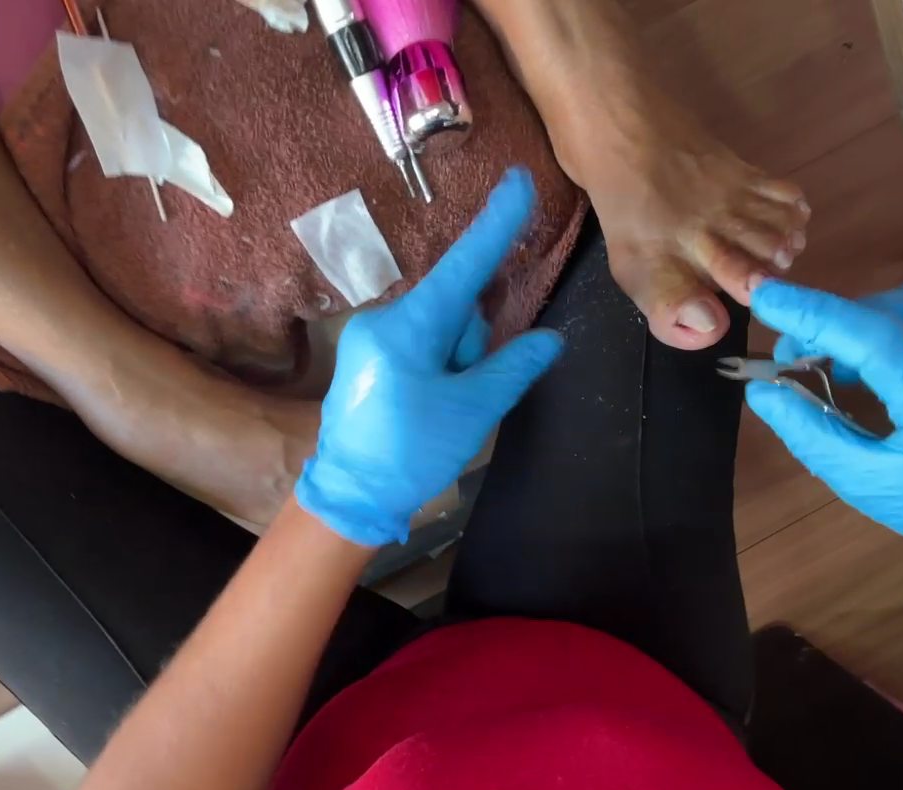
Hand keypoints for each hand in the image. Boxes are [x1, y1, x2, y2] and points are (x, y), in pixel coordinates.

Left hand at [294, 169, 563, 545]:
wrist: (352, 495)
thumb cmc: (411, 452)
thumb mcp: (472, 411)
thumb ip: (512, 368)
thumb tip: (551, 339)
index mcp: (409, 325)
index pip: (464, 267)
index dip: (496, 227)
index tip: (518, 181)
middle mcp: (386, 319)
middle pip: (457, 310)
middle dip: (473, 345)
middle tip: (463, 395)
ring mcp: (373, 338)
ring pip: (441, 333)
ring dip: (456, 363)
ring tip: (442, 410)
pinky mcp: (369, 358)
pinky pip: (420, 347)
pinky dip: (439, 369)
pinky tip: (430, 406)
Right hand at [746, 279, 902, 585]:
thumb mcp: (862, 482)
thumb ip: (809, 433)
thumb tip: (761, 390)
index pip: (870, 336)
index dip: (813, 312)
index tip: (765, 296)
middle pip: (888, 311)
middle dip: (831, 324)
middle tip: (798, 358)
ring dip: (870, 320)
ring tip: (850, 363)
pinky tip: (898, 359)